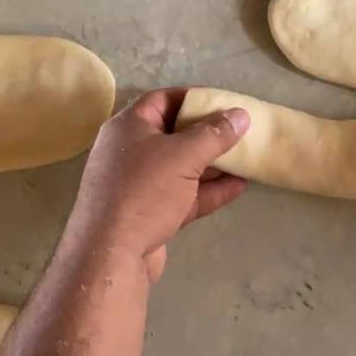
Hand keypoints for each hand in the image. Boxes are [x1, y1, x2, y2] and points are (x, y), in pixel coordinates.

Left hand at [62, 88, 249, 282]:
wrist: (110, 257)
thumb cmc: (144, 191)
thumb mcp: (182, 155)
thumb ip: (214, 134)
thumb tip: (241, 115)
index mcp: (129, 126)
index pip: (163, 100)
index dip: (193, 98)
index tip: (223, 102)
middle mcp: (131, 151)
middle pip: (174, 133)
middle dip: (207, 133)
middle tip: (238, 131)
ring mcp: (140, 185)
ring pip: (181, 167)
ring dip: (212, 164)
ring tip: (245, 159)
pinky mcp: (150, 214)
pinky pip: (182, 194)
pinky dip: (207, 190)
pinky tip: (237, 187)